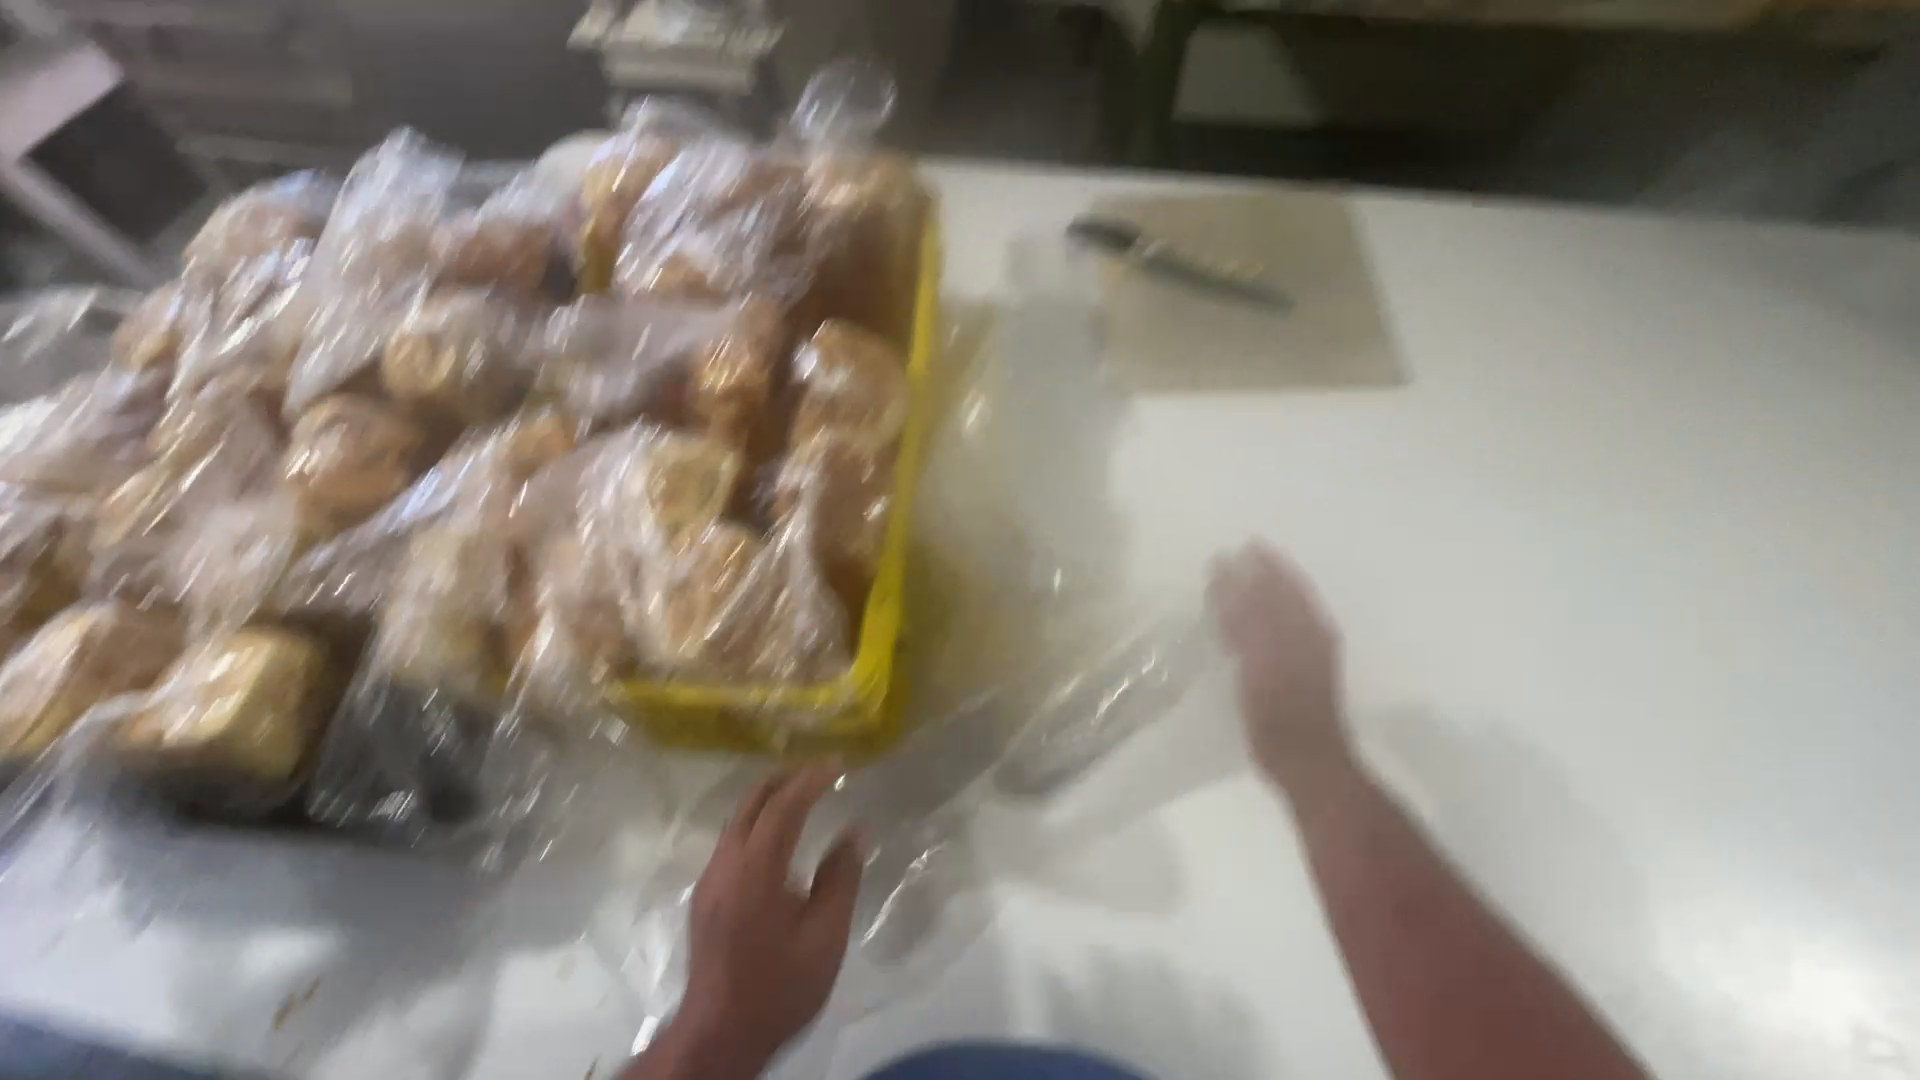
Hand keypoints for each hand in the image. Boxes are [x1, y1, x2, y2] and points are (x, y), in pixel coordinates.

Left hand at [655, 764, 865, 1078]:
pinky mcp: (705, 897)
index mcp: (756, 869)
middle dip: (785, 778)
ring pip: (737, 821)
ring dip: (769, 799)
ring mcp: (709, 880)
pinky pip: (731, 841)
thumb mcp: (825, 935)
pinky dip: (756, 823)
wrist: (719, 1033)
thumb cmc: (780, 985)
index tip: (837, 763)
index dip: (811, 779)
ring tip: (802, 794)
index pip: (783, 806)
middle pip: (751, 803)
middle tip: (818, 769)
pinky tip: (776, 837)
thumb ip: (840, 878)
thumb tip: (855, 830)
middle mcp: (725, 865)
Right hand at [1208, 541, 1350, 793]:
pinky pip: (1275, 637)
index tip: (1239, 548)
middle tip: (1234, 558)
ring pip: (1281, 615)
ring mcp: (1305, 657)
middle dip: (1259, 576)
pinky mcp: (1293, 678)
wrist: (1306, 762)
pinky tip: (1243, 630)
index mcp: (1305, 626)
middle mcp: (1309, 635)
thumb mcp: (1261, 659)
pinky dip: (1257, 624)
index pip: (1280, 585)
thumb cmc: (1280, 712)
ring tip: (1235, 584)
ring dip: (1258, 597)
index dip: (1262, 565)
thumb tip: (1228, 577)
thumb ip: (1246, 618)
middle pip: (1282, 596)